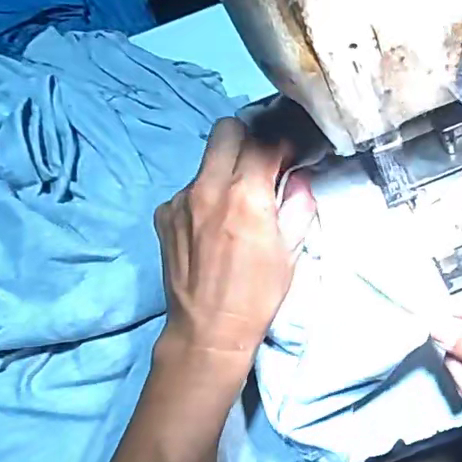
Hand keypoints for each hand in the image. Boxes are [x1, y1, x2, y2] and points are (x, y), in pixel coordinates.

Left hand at [154, 118, 315, 371]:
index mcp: (246, 195)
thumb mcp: (291, 252)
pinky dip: (205, 195)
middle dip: (249, 139)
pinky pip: (189, 188)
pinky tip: (212, 224)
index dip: (282, 143)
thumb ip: (298, 205)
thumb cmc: (257, 295)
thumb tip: (298, 177)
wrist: (208, 330)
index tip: (290, 156)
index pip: (265, 141)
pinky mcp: (164, 214)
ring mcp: (181, 199)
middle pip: (228, 130)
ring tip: (236, 202)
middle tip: (261, 164)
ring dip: (225, 168)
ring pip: (207, 160)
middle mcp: (208, 187)